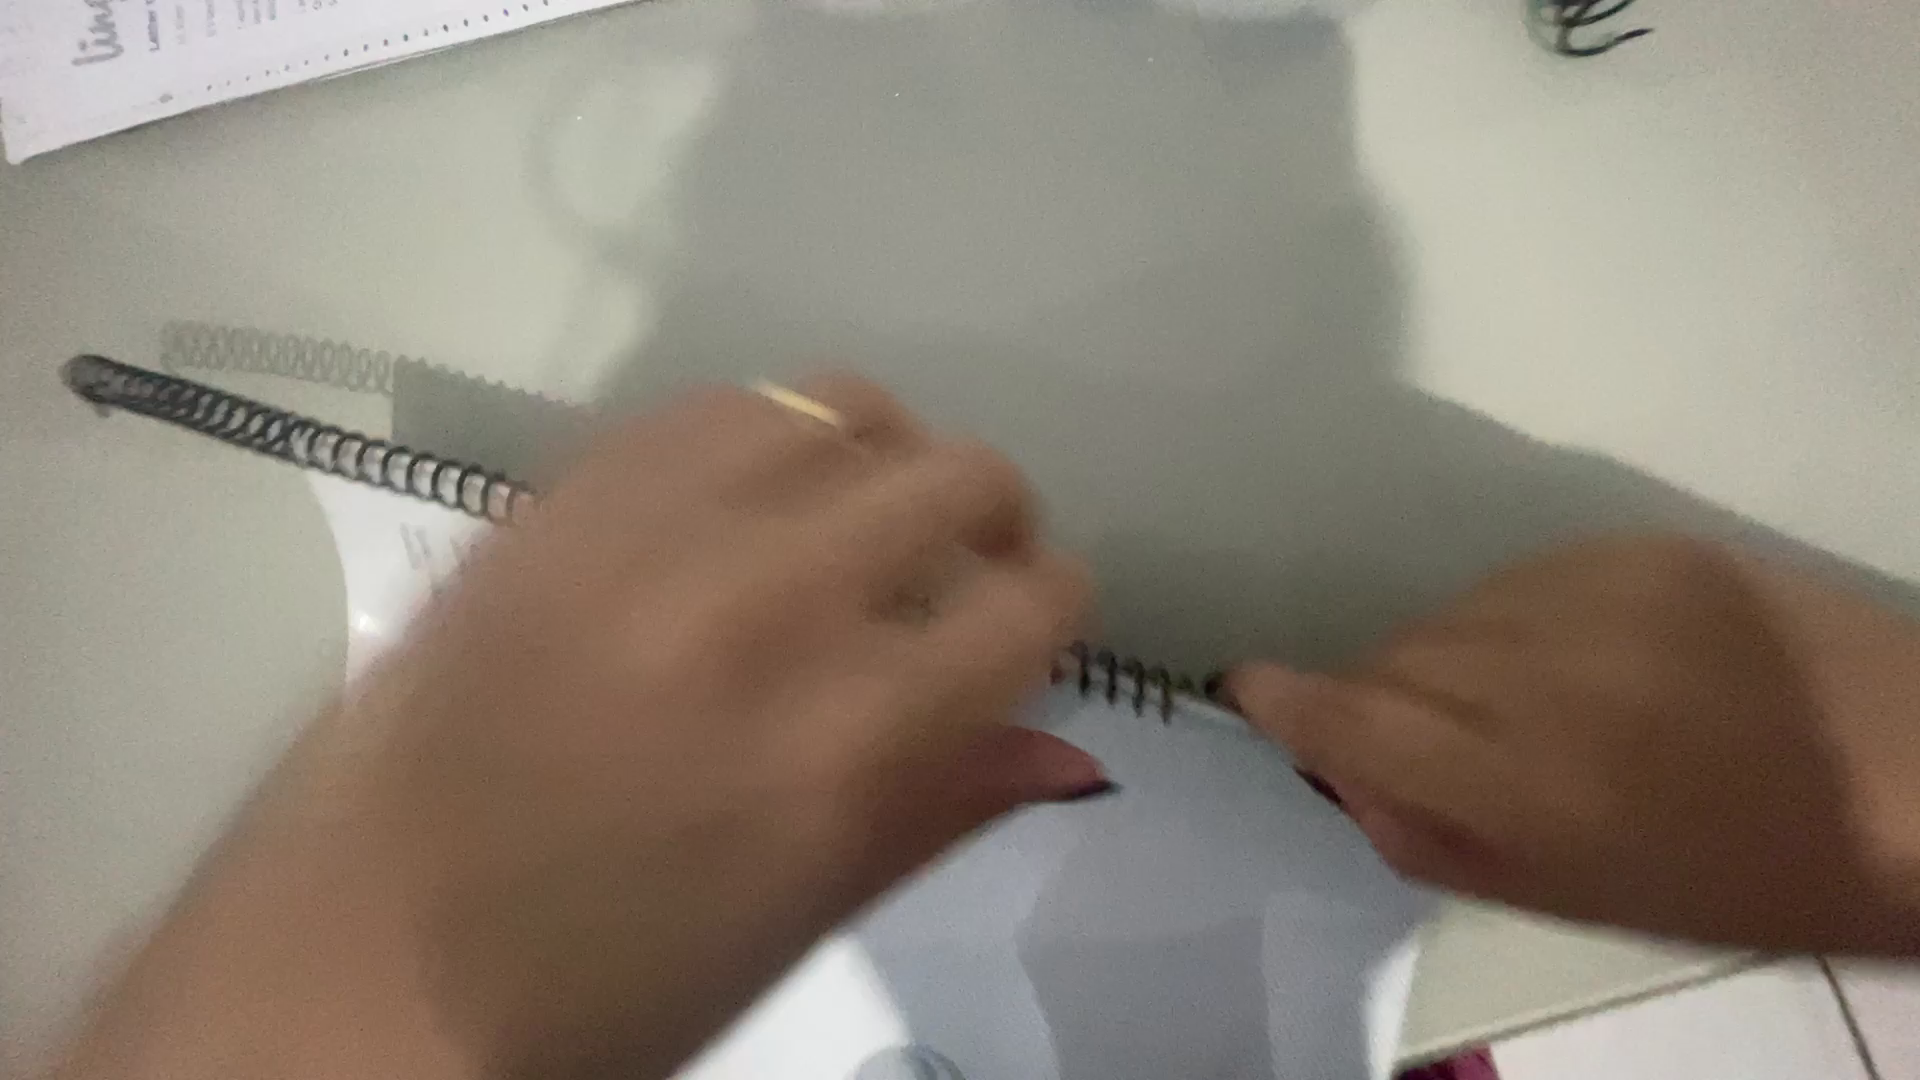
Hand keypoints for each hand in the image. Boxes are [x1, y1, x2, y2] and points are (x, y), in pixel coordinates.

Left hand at [59, 377, 1098, 1079]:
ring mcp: (649, 533)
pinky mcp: (559, 498)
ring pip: (844, 405)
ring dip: (894, 458)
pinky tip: (767, 494)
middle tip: (973, 562)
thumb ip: (955, 804)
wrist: (351, 976)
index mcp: (840, 743)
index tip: (1041, 616)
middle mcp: (759, 608)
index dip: (1059, 603)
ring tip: (873, 511)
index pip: (1029, 606)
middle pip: (960, 478)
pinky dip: (780, 437)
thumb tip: (1075, 748)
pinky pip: (719, 405)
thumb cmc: (613, 987)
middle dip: (1000, 518)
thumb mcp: (813, 916)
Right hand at [1230, 535, 1919, 954]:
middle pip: (1382, 662)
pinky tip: (1589, 653)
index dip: (1275, 696)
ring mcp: (1570, 591)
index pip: (1340, 711)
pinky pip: (1506, 585)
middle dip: (1385, 699)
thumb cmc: (1720, 869)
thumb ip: (1410, 824)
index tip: (1244, 688)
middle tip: (1452, 738)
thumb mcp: (1547, 891)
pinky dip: (1518, 623)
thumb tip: (1325, 755)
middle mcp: (1522, 665)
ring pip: (1438, 620)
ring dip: (1453, 661)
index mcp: (1509, 771)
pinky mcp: (1616, 546)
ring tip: (1539, 697)